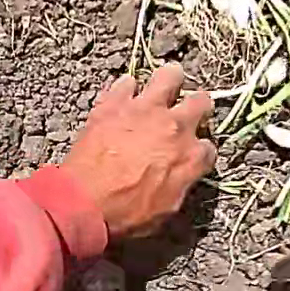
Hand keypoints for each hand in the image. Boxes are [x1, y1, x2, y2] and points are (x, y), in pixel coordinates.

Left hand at [59, 65, 216, 241]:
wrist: (82, 202)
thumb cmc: (123, 215)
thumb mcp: (164, 212)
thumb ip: (179, 185)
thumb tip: (180, 176)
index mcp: (191, 156)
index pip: (208, 146)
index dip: (195, 151)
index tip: (184, 156)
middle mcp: (175, 126)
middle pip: (200, 102)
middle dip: (195, 107)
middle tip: (180, 114)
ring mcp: (143, 110)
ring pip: (169, 76)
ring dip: (166, 82)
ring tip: (157, 92)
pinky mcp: (112, 105)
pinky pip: (124, 83)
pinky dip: (123, 89)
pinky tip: (119, 98)